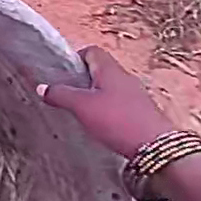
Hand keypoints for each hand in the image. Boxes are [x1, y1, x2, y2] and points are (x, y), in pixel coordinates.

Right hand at [38, 46, 174, 156]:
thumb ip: (60, 95)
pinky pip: (121, 104)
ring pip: (111, 88)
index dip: (75, 58)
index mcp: (109, 69)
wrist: (159, 149)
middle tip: (70, 93)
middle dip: (84, 79)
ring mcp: (136, 95)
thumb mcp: (81, 107)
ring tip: (84, 111)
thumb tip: (41, 87)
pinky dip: (110, 110)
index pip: (91, 51)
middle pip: (100, 69)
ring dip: (97, 96)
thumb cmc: (118, 120)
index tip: (64, 73)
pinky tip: (103, 125)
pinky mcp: (143, 113)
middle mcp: (124, 77)